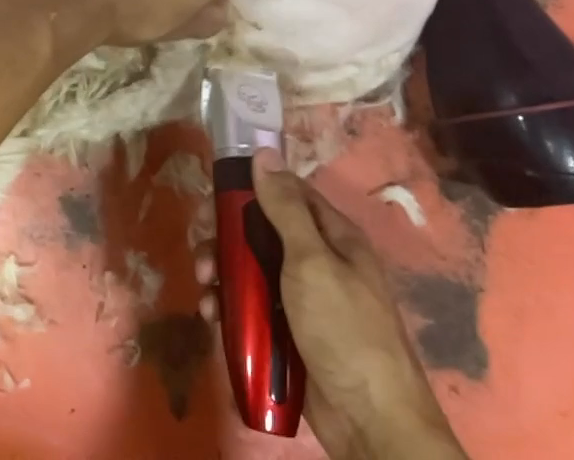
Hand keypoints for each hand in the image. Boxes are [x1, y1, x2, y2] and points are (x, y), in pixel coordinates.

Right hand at [198, 152, 466, 459]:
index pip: (287, 194)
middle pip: (260, 233)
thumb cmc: (344, 329)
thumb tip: (264, 152)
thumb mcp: (311, 261)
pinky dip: (230, 308)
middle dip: (226, 241)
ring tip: (207, 294)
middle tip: (203, 258)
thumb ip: (284, 208)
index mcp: (334, 237)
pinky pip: (252, 307)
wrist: (369, 419)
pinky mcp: (289, 332)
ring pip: (250, 271)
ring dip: (222, 277)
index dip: (249, 191)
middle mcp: (318, 262)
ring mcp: (302, 300)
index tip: (213, 198)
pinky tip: (214, 318)